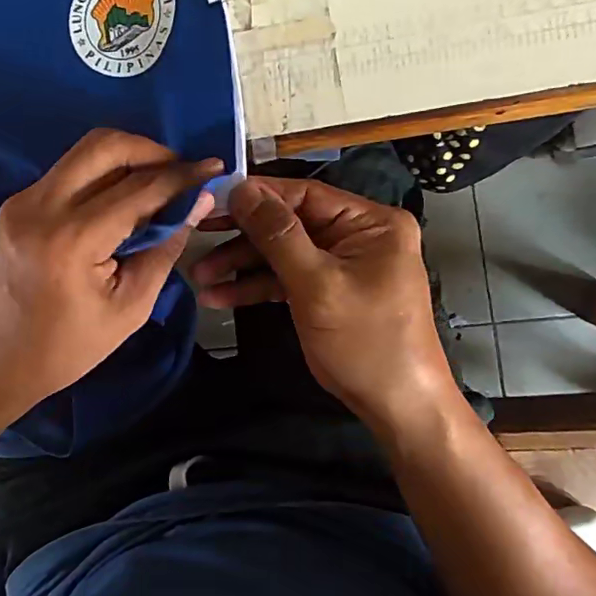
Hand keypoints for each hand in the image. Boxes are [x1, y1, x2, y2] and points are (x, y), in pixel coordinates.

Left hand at [0, 129, 219, 417]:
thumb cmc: (68, 348)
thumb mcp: (130, 308)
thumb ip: (165, 248)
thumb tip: (199, 201)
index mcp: (71, 241)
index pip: (138, 189)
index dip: (182, 176)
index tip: (213, 168)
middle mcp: (41, 207)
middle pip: (103, 146)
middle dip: (150, 150)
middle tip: (180, 170)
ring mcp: (22, 201)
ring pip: (83, 153)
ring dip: (126, 158)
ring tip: (157, 182)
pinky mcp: (15, 204)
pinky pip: (68, 172)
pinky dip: (102, 174)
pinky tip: (122, 198)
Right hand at [189, 177, 458, 424]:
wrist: (397, 407)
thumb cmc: (365, 342)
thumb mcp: (317, 284)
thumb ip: (277, 234)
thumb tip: (241, 189)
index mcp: (370, 222)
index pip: (304, 194)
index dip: (255, 195)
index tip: (209, 199)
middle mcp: (357, 235)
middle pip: (288, 223)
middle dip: (242, 237)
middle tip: (197, 235)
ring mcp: (341, 264)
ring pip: (281, 253)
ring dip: (241, 266)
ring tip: (199, 277)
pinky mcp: (327, 290)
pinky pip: (286, 279)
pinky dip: (256, 288)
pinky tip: (219, 297)